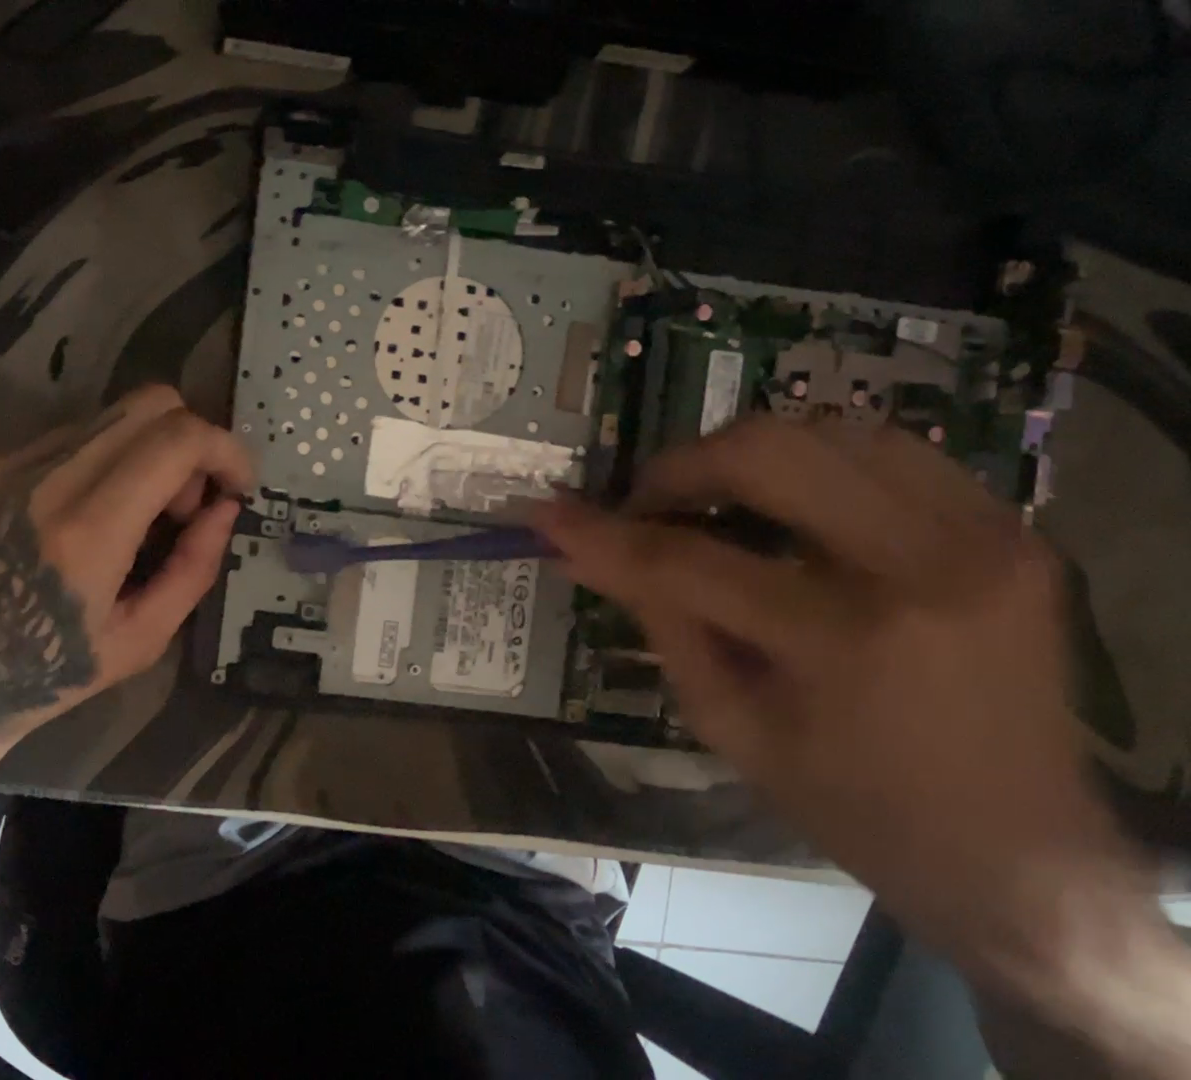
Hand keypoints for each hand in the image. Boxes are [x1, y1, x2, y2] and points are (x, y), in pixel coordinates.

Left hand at [0, 383, 253, 764]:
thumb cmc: (38, 677)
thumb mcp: (136, 642)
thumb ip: (192, 569)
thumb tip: (225, 509)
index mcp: (85, 533)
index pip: (176, 439)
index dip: (225, 449)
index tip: (236, 484)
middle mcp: (39, 479)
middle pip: (146, 404)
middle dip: (187, 445)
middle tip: (182, 505)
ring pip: (102, 418)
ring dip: (139, 455)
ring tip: (126, 521)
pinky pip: (56, 440)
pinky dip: (90, 467)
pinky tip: (72, 522)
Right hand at [534, 419, 1184, 1037]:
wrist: (1022, 855)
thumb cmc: (855, 809)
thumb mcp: (733, 727)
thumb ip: (662, 623)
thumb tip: (584, 552)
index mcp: (849, 640)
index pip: (690, 560)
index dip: (605, 534)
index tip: (546, 514)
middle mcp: (928, 564)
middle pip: (771, 454)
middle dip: (680, 467)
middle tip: (643, 506)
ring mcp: (986, 534)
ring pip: (832, 431)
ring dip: (749, 458)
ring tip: (708, 503)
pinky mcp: (1012, 527)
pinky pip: (891, 452)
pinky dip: (817, 465)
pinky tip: (785, 506)